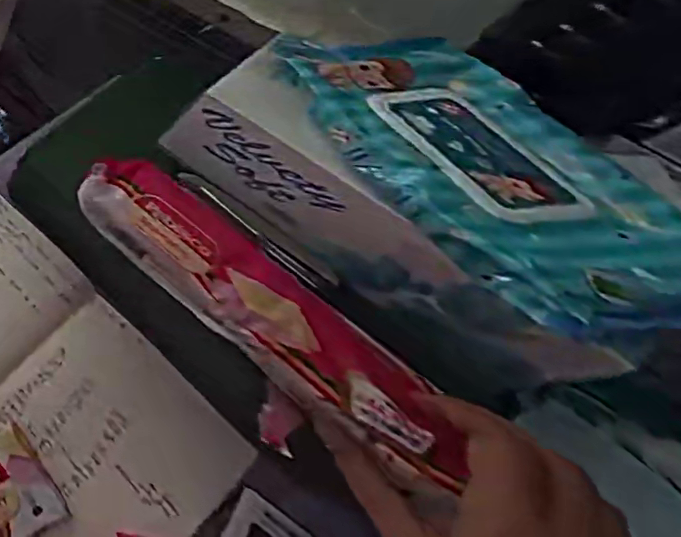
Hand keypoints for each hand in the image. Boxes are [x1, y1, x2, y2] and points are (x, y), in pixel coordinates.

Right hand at [318, 396, 625, 536]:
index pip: (500, 442)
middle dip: (497, 431)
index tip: (418, 406)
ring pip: (589, 491)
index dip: (459, 412)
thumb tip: (325, 420)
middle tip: (448, 426)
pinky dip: (570, 497)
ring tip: (489, 460)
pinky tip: (533, 504)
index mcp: (511, 520)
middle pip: (550, 459)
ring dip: (538, 462)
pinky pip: (606, 522)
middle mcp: (567, 532)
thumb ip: (368, 479)